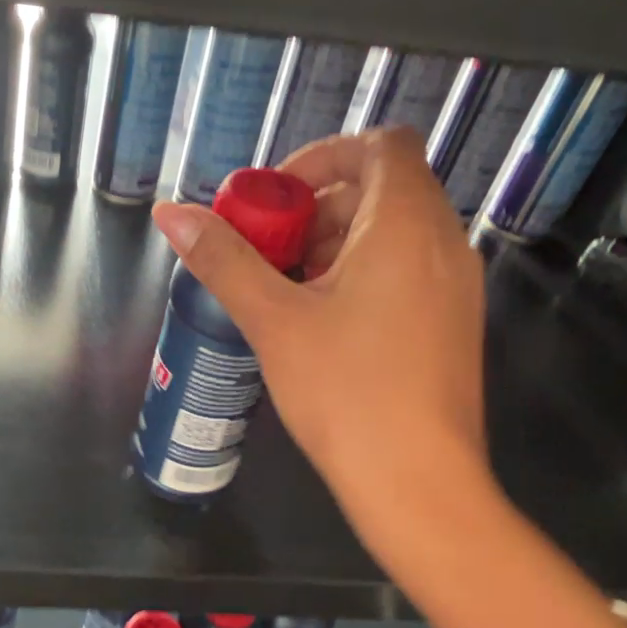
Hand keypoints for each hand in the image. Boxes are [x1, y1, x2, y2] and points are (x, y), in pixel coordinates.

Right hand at [151, 130, 491, 524]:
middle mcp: (443, 242)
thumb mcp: (273, 320)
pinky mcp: (452, 322)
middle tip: (266, 248)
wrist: (419, 483)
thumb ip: (223, 259)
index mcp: (406, 224)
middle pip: (382, 188)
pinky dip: (361, 272)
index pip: (379, 145)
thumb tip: (170, 212)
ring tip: (285, 288)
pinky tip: (320, 321)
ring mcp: (456, 285)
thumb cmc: (346, 392)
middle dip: (316, 205)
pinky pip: (407, 269)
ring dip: (335, 241)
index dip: (322, 155)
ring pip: (393, 232)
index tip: (273, 197)